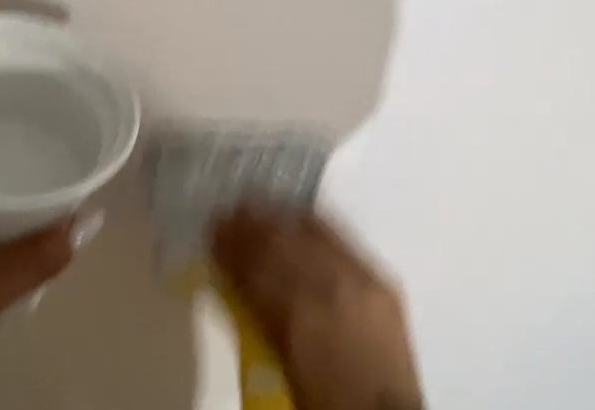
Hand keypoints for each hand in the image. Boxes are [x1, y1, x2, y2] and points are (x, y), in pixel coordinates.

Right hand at [211, 210, 423, 409]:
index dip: (229, 247)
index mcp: (295, 318)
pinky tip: (299, 214)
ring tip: (257, 205)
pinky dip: (316, 225)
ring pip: (309, 234)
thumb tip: (231, 279)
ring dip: (278, 218)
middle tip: (227, 213)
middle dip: (250, 225)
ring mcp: (359, 280)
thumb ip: (257, 316)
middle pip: (279, 244)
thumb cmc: (323, 397)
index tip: (212, 232)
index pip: (253, 269)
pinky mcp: (382, 279)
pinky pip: (343, 239)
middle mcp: (328, 290)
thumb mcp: (280, 360)